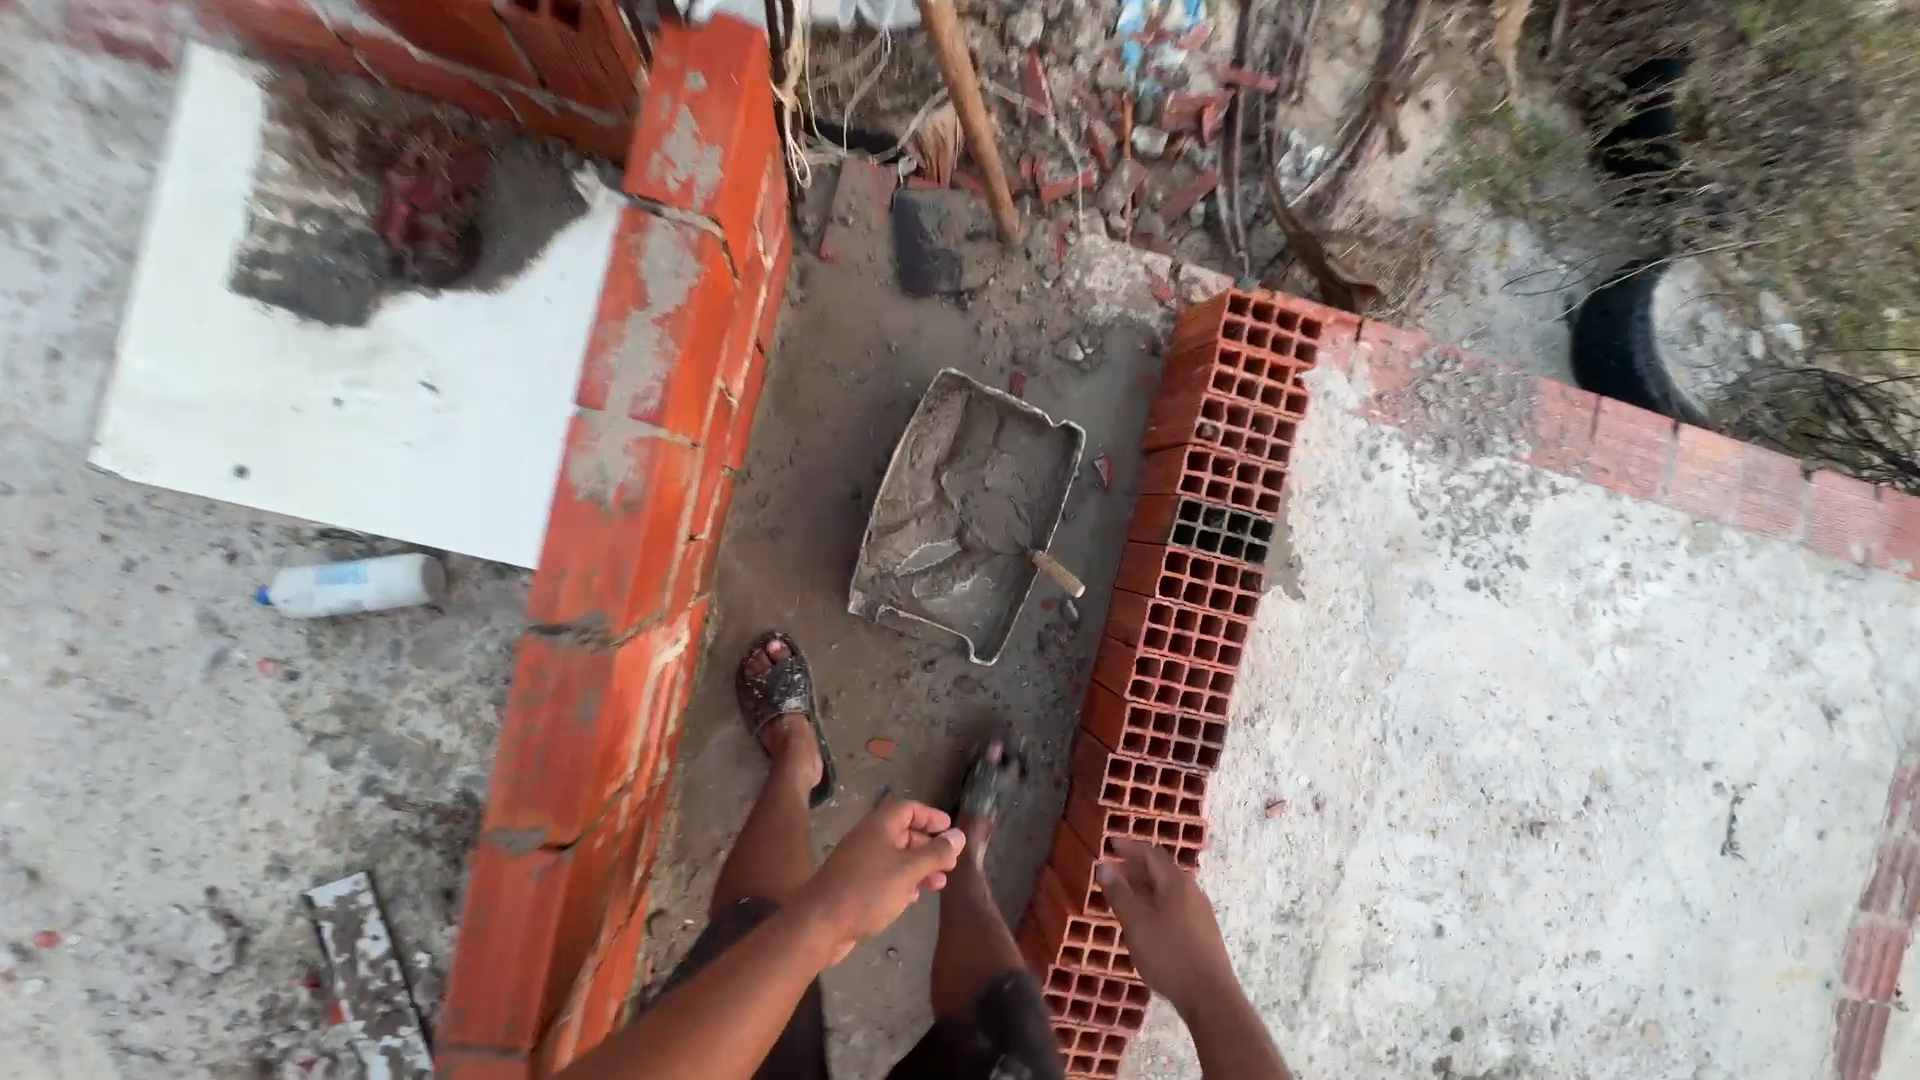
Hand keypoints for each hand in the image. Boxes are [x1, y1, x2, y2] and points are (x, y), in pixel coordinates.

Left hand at [794, 798, 964, 963]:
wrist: (819, 923)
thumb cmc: (867, 890)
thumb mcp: (908, 870)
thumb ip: (935, 853)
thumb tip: (958, 835)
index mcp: (879, 826)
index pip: (908, 809)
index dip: (930, 816)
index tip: (950, 828)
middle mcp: (869, 839)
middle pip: (904, 833)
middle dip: (928, 846)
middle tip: (950, 862)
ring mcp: (860, 864)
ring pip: (896, 858)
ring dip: (919, 868)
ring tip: (940, 884)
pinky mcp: (855, 886)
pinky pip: (885, 877)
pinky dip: (903, 882)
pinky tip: (915, 896)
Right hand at [1097, 840, 1236, 1013]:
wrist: (1210, 997)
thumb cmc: (1168, 954)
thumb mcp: (1136, 922)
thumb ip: (1119, 893)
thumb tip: (1104, 866)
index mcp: (1175, 882)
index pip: (1150, 853)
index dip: (1130, 847)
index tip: (1111, 845)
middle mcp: (1191, 890)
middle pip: (1162, 869)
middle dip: (1137, 866)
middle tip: (1114, 870)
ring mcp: (1200, 911)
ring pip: (1169, 888)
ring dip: (1146, 886)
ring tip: (1126, 895)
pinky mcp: (1203, 931)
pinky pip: (1176, 904)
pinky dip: (1157, 902)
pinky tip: (1147, 920)